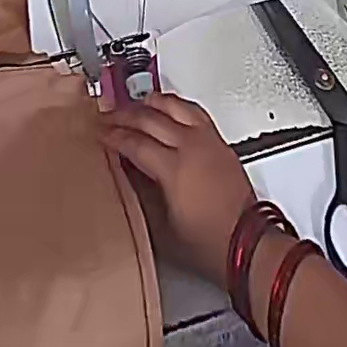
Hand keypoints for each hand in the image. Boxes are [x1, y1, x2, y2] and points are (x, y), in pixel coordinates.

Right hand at [101, 93, 255, 288]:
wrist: (246, 243)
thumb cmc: (208, 242)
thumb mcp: (161, 227)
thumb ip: (140, 193)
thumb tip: (125, 170)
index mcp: (173, 169)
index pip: (134, 142)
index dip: (113, 136)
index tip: (99, 133)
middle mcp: (190, 147)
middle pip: (149, 119)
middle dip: (124, 115)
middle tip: (108, 116)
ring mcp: (207, 140)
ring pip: (172, 106)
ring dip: (149, 103)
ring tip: (134, 105)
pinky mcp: (219, 140)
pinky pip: (192, 110)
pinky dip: (175, 104)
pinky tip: (168, 106)